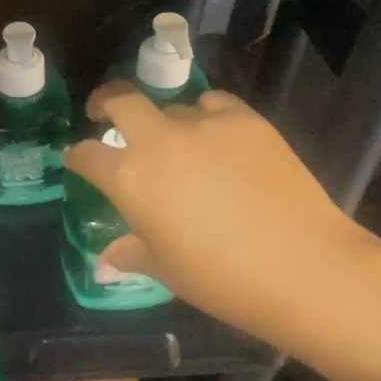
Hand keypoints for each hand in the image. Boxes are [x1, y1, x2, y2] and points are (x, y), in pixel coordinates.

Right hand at [63, 84, 380, 353]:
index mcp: (129, 179)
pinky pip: (215, 105)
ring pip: (173, 108)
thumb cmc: (221, 279)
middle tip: (103, 113)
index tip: (77, 161)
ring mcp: (205, 125)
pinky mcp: (247, 121)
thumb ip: (131, 253)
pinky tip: (217, 139)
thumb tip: (105, 261)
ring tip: (177, 144)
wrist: (303, 267)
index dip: (77, 157)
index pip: (86, 155)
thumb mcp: (166, 270)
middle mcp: (160, 141)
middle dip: (105, 104)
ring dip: (165, 122)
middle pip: (121, 101)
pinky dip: (207, 116)